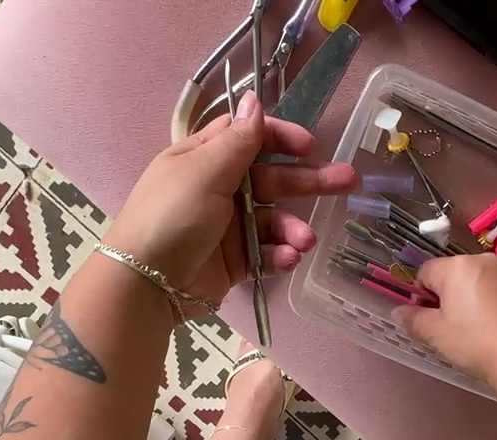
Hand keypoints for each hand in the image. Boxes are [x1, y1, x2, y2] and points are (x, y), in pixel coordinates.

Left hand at [104, 92, 356, 304]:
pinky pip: (267, 254)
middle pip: (272, 179)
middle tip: (348, 182)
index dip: (280, 139)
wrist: (149, 282)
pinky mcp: (236, 263)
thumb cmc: (172, 216)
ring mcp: (229, 228)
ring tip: (305, 242)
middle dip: (309, 181)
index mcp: (206, 159)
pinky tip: (288, 259)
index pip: (250, 138)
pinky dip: (280, 256)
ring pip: (274, 222)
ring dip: (293, 229)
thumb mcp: (203, 171)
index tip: (309, 146)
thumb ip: (236, 141)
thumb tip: (255, 99)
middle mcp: (220, 190)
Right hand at [395, 254, 496, 392]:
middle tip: (455, 328)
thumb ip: (413, 320)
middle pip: (456, 274)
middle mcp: (486, 260)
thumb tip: (398, 311)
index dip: (421, 295)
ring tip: (483, 329)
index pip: (426, 273)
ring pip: (483, 281)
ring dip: (476, 297)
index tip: (428, 319)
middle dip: (450, 296)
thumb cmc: (477, 345)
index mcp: (457, 267)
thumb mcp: (437, 336)